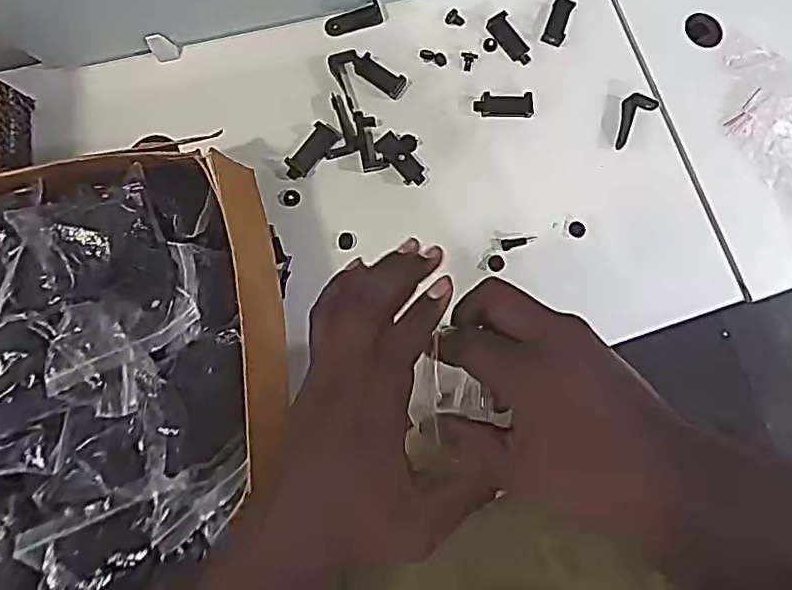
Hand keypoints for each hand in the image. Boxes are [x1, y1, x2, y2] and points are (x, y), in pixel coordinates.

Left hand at [208, 239, 494, 585]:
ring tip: (399, 252)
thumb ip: (465, 491)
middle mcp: (346, 378)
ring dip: (374, 273)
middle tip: (428, 254)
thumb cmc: (350, 526)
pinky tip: (353, 276)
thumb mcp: (420, 522)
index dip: (427, 306)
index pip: (403, 336)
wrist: (290, 539)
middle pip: (370, 305)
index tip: (445, 285)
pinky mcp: (313, 378)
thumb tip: (501, 467)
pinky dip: (341, 288)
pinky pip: (324, 317)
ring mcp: (325, 373)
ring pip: (345, 305)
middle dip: (402, 273)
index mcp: (375, 402)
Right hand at [435, 278, 701, 558]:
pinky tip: (524, 378)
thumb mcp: (517, 471)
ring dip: (497, 323)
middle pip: (493, 295)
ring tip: (489, 369)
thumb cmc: (594, 478)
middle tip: (456, 338)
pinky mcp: (590, 341)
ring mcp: (574, 334)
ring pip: (521, 304)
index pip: (468, 338)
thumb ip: (471, 441)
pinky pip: (544, 321)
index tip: (435, 355)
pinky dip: (524, 335)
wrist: (663, 474)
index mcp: (526, 368)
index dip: (443, 345)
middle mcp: (551, 337)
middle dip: (466, 310)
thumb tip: (441, 423)